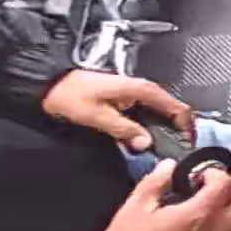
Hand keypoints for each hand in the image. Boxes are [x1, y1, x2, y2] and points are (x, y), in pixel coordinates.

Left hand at [43, 70, 192, 151]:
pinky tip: (144, 137)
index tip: (186, 142)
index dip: (185, 126)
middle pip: (172, 110)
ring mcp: (135, 93)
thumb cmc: (68, 94)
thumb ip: (124, 130)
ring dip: (163, 128)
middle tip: (176, 147)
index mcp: (141, 90)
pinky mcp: (126, 98)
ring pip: (160, 112)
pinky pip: (148, 113)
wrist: (44, 83)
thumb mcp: (96, 116)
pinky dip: (151, 125)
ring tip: (162, 145)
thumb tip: (146, 143)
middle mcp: (142, 89)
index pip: (177, 108)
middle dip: (177, 129)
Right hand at [77, 161, 230, 230]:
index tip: (197, 173)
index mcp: (202, 214)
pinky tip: (208, 215)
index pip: (226, 183)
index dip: (215, 172)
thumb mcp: (134, 208)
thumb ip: (156, 182)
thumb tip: (170, 165)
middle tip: (227, 179)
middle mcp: (221, 228)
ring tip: (216, 195)